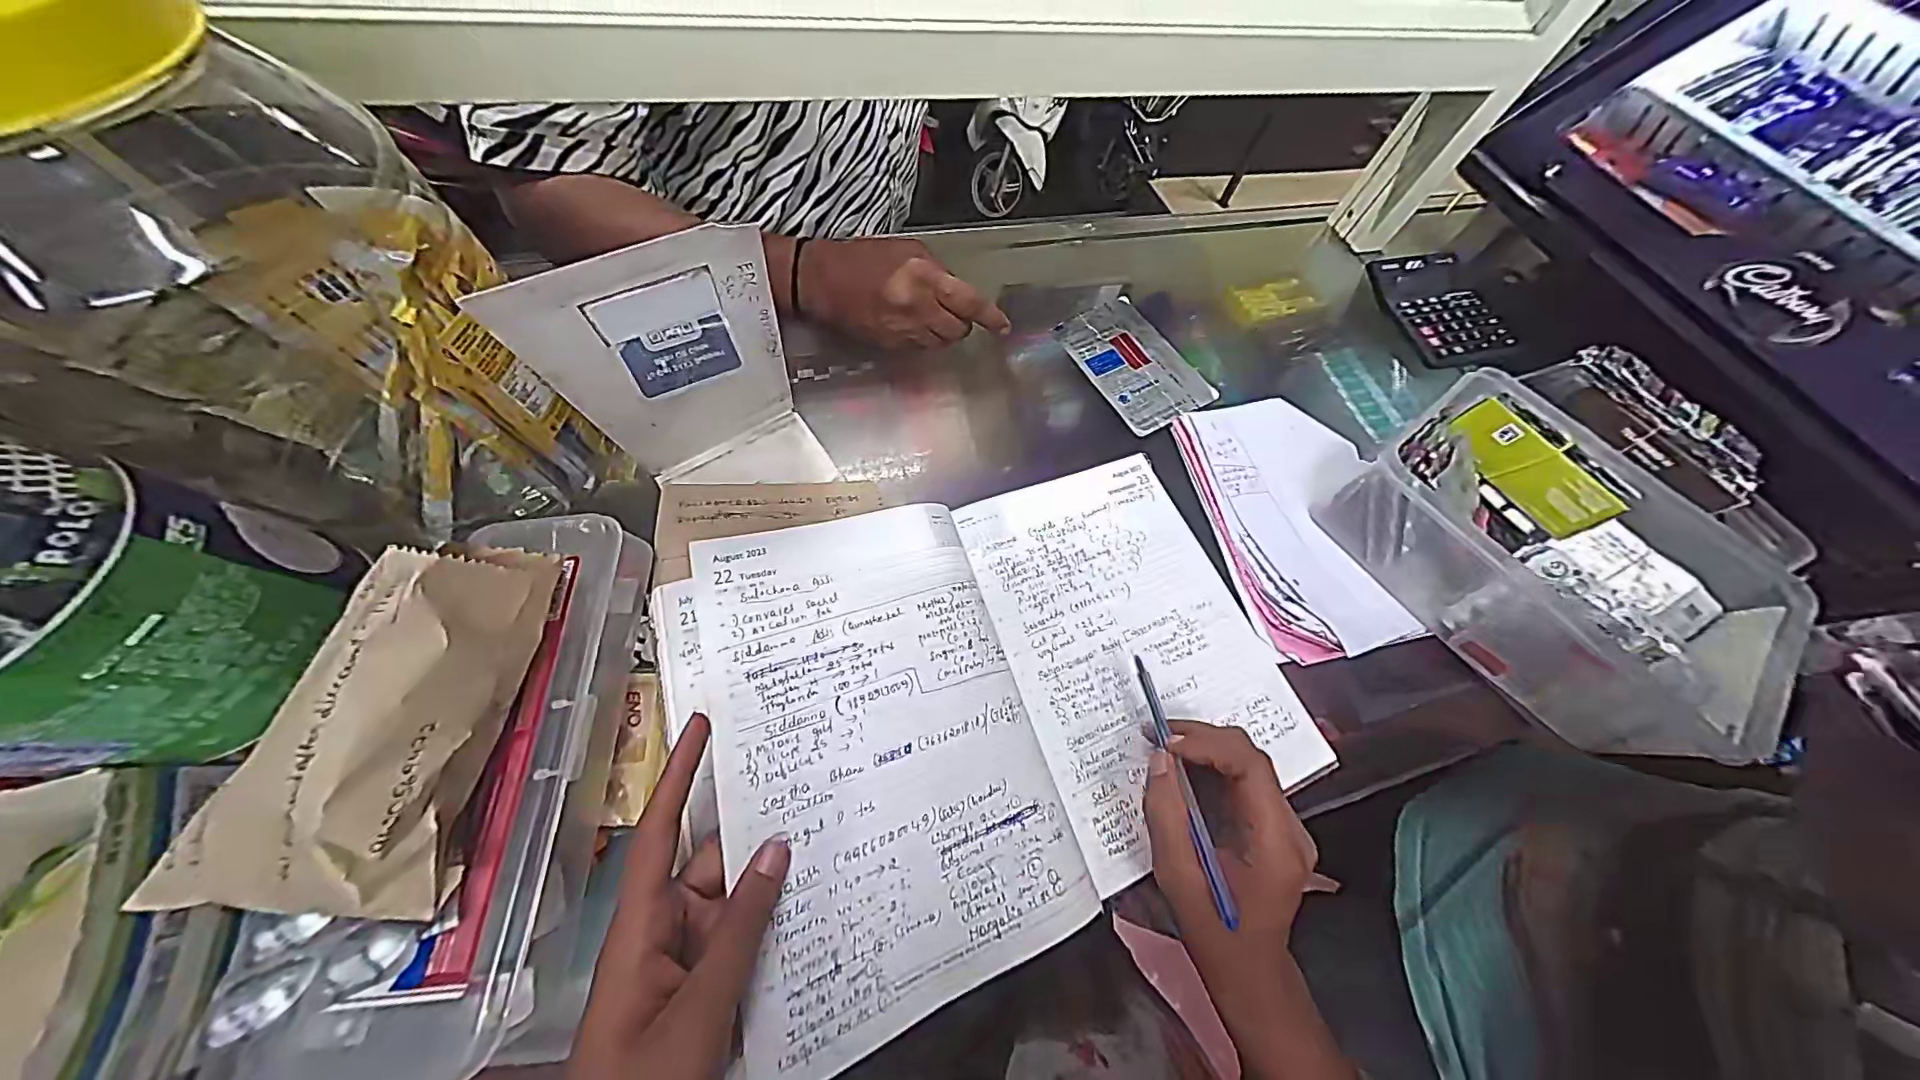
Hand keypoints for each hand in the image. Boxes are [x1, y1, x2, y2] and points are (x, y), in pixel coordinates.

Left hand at [569, 714, 789, 1079]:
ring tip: (820, 840)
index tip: (701, 727)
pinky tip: (808, 905)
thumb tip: (775, 852)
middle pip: (711, 862)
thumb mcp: (698, 1008)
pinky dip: (770, 921)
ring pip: (733, 901)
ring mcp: (686, 959)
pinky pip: (741, 937)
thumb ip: (742, 928)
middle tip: (799, 784)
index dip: (679, 775)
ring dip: (768, 880)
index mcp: (641, 925)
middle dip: (750, 827)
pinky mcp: (705, 985)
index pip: (661, 831)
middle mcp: (664, 930)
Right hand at [799, 236, 1010, 349]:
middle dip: (961, 323)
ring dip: (942, 332)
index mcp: (923, 277)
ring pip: (940, 342)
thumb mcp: (907, 250)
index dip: (989, 317)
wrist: (822, 280)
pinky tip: (910, 324)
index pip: (969, 303)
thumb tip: (957, 291)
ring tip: (927, 315)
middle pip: (957, 329)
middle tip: (952, 312)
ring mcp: (903, 329)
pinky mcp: (891, 344)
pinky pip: (920, 348)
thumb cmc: (861, 259)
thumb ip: (937, 272)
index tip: (1002, 326)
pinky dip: (923, 339)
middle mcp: (917, 307)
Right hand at [1144, 720, 1355, 1079]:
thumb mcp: (1178, 877)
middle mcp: (1290, 829)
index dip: (1207, 744)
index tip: (1167, 741)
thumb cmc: (1216, 933)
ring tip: (1166, 743)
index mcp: (1276, 844)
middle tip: (1159, 733)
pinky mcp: (1271, 825)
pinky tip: (1184, 765)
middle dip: (1203, 737)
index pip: (1250, 767)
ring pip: (1248, 763)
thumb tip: (1160, 762)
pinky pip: (1243, 779)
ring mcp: (1285, 827)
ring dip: (1205, 747)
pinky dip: (1211, 764)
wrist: (1250, 971)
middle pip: (1251, 757)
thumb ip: (1166, 815)